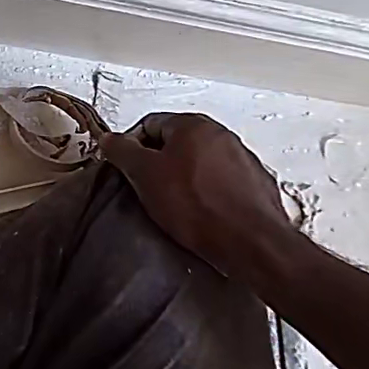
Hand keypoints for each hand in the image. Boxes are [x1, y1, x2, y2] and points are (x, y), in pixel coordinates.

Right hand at [99, 113, 304, 278]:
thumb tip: (110, 139)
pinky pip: (219, 182)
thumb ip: (121, 150)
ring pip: (197, 162)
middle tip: (146, 185)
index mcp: (194, 125)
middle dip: (157, 162)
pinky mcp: (258, 187)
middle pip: (174, 142)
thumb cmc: (196, 205)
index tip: (127, 167)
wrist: (252, 245)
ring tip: (173, 203)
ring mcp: (245, 161)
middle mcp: (223, 135)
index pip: (148, 123)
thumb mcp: (142, 173)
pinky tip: (199, 212)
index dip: (131, 146)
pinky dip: (206, 192)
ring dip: (181, 177)